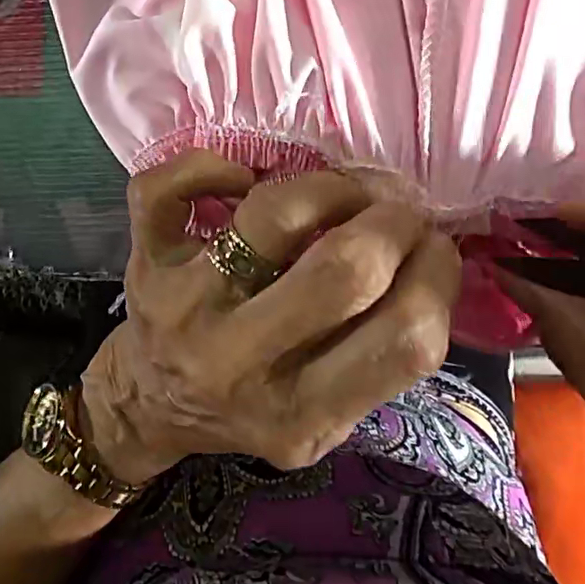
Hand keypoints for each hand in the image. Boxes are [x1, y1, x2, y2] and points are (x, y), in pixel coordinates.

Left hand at [79, 150, 462, 484]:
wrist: (154, 404)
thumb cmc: (250, 406)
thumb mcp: (323, 417)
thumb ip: (376, 355)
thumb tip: (432, 253)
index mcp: (298, 415)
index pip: (405, 341)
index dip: (439, 278)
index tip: (436, 250)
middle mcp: (236, 361)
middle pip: (343, 269)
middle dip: (393, 225)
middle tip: (397, 213)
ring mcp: (183, 306)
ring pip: (271, 214)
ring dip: (329, 187)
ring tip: (343, 192)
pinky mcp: (144, 263)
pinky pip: (164, 188)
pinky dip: (211, 166)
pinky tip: (245, 179)